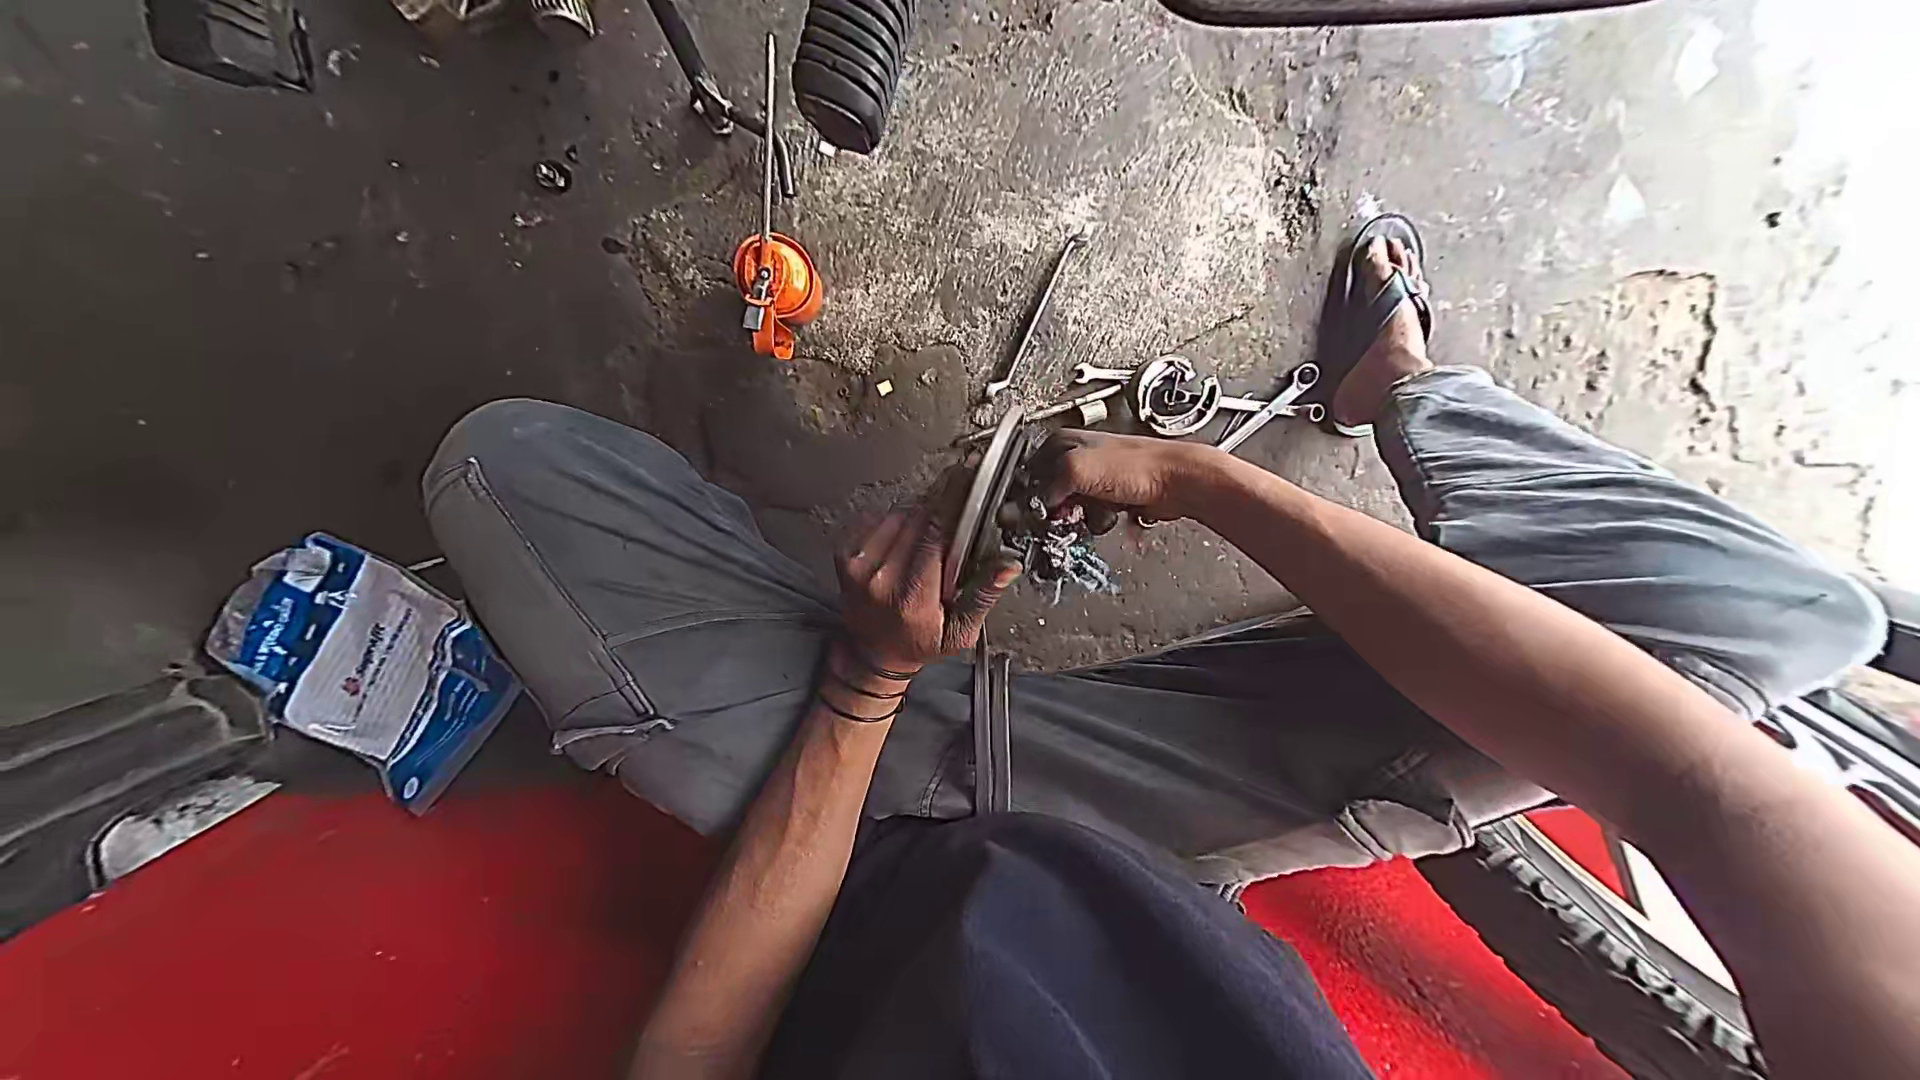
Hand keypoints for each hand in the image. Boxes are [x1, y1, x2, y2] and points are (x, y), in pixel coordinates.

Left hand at [836, 469, 1021, 673]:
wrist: (873, 652)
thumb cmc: (919, 641)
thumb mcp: (960, 631)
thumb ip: (983, 595)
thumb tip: (1008, 566)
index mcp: (911, 600)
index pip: (934, 536)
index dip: (953, 502)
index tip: (968, 478)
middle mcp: (879, 580)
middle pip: (918, 518)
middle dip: (942, 503)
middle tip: (960, 498)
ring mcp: (857, 565)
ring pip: (899, 513)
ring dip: (921, 513)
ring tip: (932, 535)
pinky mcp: (845, 554)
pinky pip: (879, 517)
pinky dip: (898, 519)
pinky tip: (908, 539)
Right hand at [1031, 429, 1221, 523]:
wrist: (1177, 481)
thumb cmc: (1137, 467)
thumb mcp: (1075, 470)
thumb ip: (1046, 487)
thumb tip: (1035, 506)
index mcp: (1063, 442)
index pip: (1031, 474)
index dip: (1034, 495)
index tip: (1040, 510)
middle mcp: (1078, 457)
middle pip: (1051, 495)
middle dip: (1063, 509)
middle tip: (1075, 509)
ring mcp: (1095, 476)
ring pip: (1073, 509)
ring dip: (1086, 516)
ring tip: (1102, 508)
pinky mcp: (1111, 495)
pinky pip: (1093, 516)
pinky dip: (1102, 519)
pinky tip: (1114, 512)